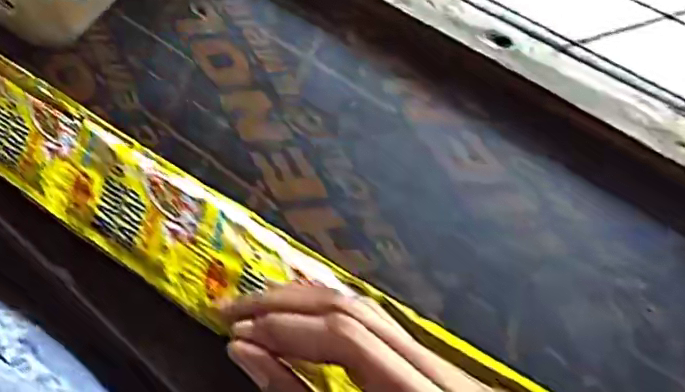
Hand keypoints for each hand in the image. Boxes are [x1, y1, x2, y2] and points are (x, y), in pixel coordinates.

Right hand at [219, 286, 488, 391]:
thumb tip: (241, 348)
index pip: (345, 335)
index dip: (282, 327)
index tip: (233, 332)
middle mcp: (449, 378)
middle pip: (351, 309)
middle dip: (281, 305)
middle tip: (231, 311)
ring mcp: (453, 376)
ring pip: (364, 310)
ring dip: (299, 305)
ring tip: (256, 313)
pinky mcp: (446, 379)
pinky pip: (379, 329)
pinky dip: (327, 321)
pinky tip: (299, 326)